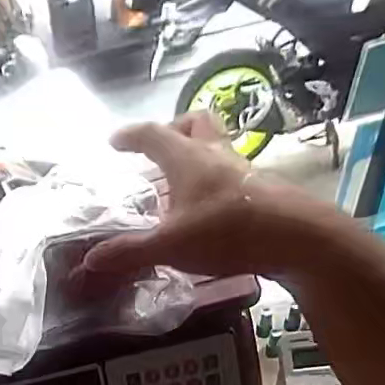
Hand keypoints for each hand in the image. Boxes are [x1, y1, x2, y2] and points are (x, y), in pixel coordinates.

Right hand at [78, 113, 344, 283]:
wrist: (293, 236)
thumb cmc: (226, 232)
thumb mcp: (170, 245)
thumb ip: (130, 252)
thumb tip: (91, 261)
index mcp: (187, 158)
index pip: (152, 134)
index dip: (130, 136)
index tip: (115, 141)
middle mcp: (215, 155)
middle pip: (195, 123)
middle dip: (173, 130)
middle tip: (158, 151)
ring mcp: (241, 171)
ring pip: (216, 148)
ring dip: (196, 157)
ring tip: (181, 185)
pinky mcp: (260, 191)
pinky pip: (231, 175)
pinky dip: (214, 184)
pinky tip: (209, 211)